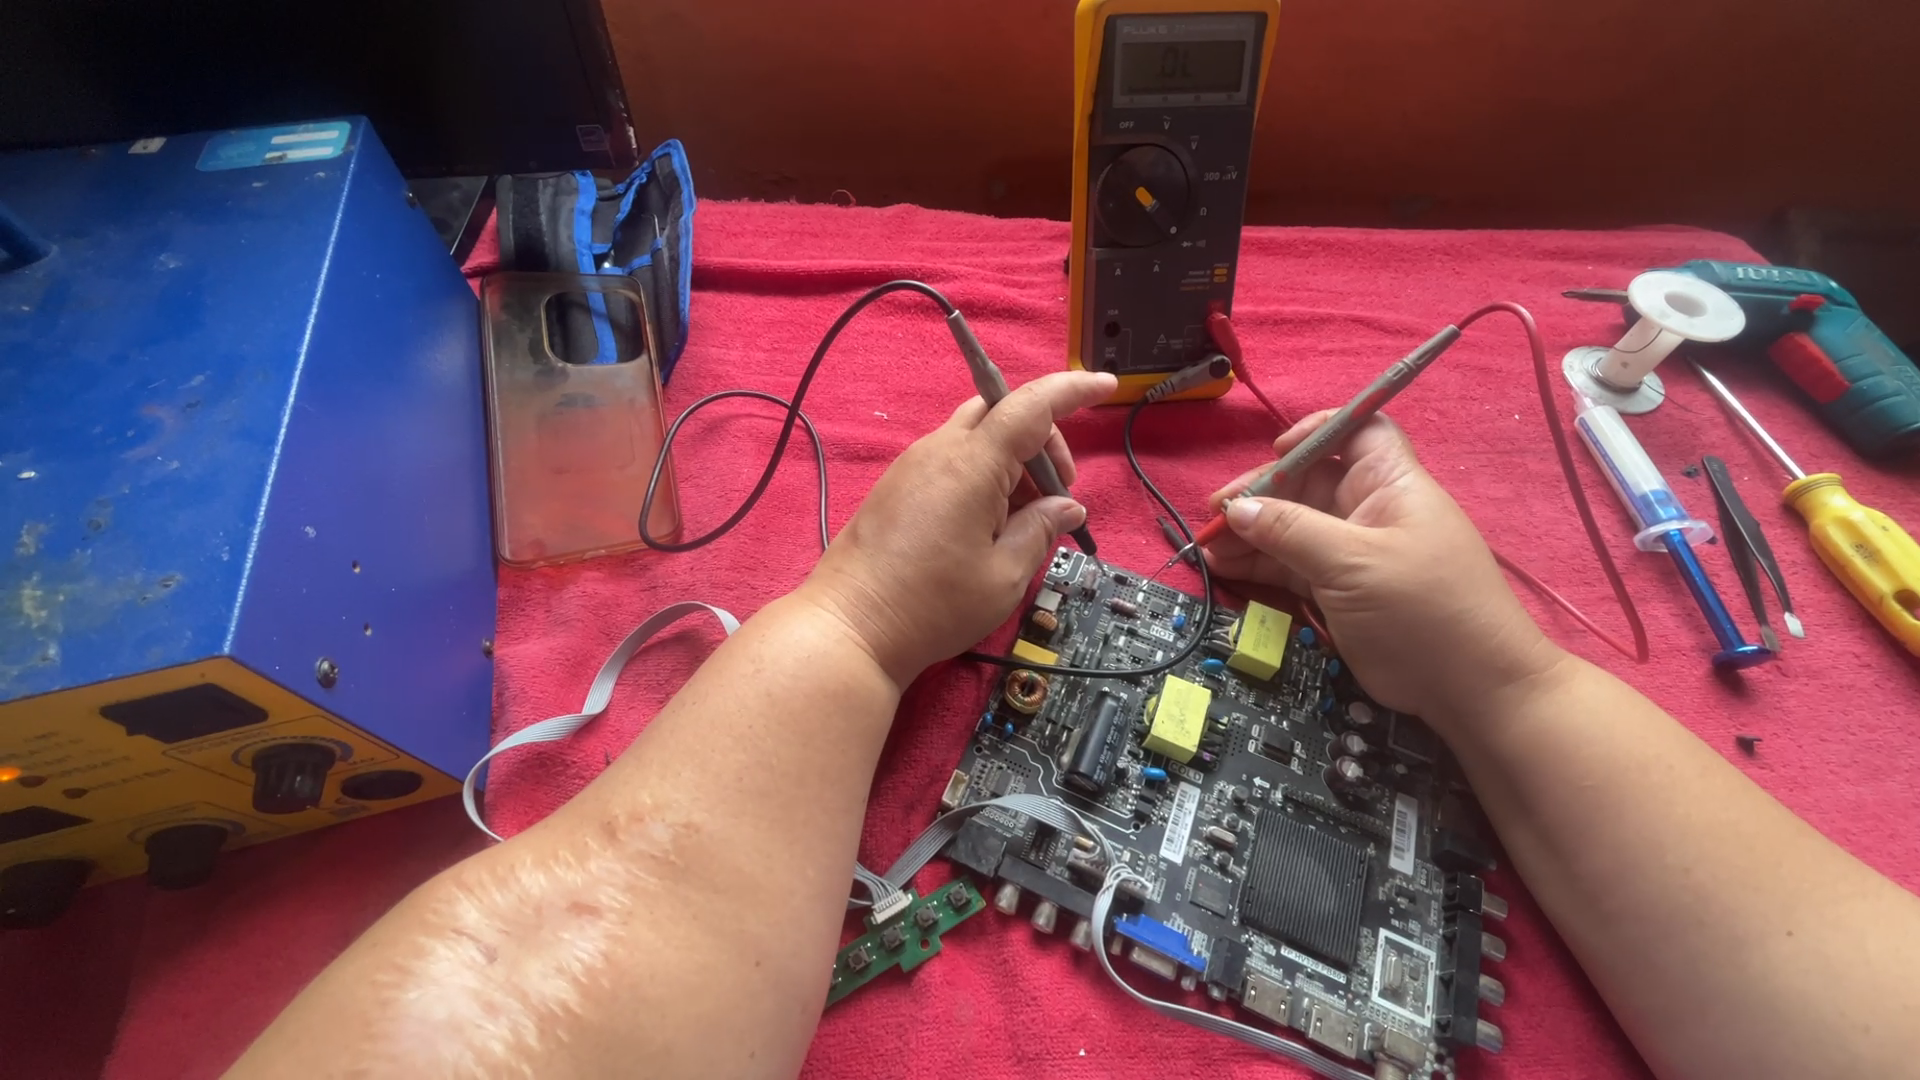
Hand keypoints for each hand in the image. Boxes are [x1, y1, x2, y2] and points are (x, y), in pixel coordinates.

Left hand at [802, 370, 1118, 685]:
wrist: (849, 627)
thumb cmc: (931, 606)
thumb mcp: (1004, 575)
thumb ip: (1040, 530)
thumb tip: (1066, 507)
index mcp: (971, 464)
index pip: (1030, 406)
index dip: (1071, 390)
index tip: (1105, 386)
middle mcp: (939, 451)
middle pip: (1002, 415)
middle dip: (1043, 441)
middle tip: (1059, 495)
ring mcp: (913, 466)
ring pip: (977, 438)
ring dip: (1012, 463)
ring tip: (1024, 520)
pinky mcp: (898, 486)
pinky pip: (952, 461)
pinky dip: (983, 477)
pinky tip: (989, 524)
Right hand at [1202, 410, 1566, 724]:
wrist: (1468, 689)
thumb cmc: (1422, 609)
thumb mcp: (1353, 562)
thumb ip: (1290, 531)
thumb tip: (1236, 508)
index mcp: (1388, 484)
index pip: (1357, 431)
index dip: (1317, 431)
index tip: (1276, 451)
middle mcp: (1366, 509)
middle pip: (1305, 482)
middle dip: (1259, 494)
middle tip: (1216, 514)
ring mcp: (1348, 551)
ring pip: (1288, 527)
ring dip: (1247, 534)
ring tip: (1209, 549)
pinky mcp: (1334, 588)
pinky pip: (1286, 564)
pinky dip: (1255, 564)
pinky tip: (1223, 568)